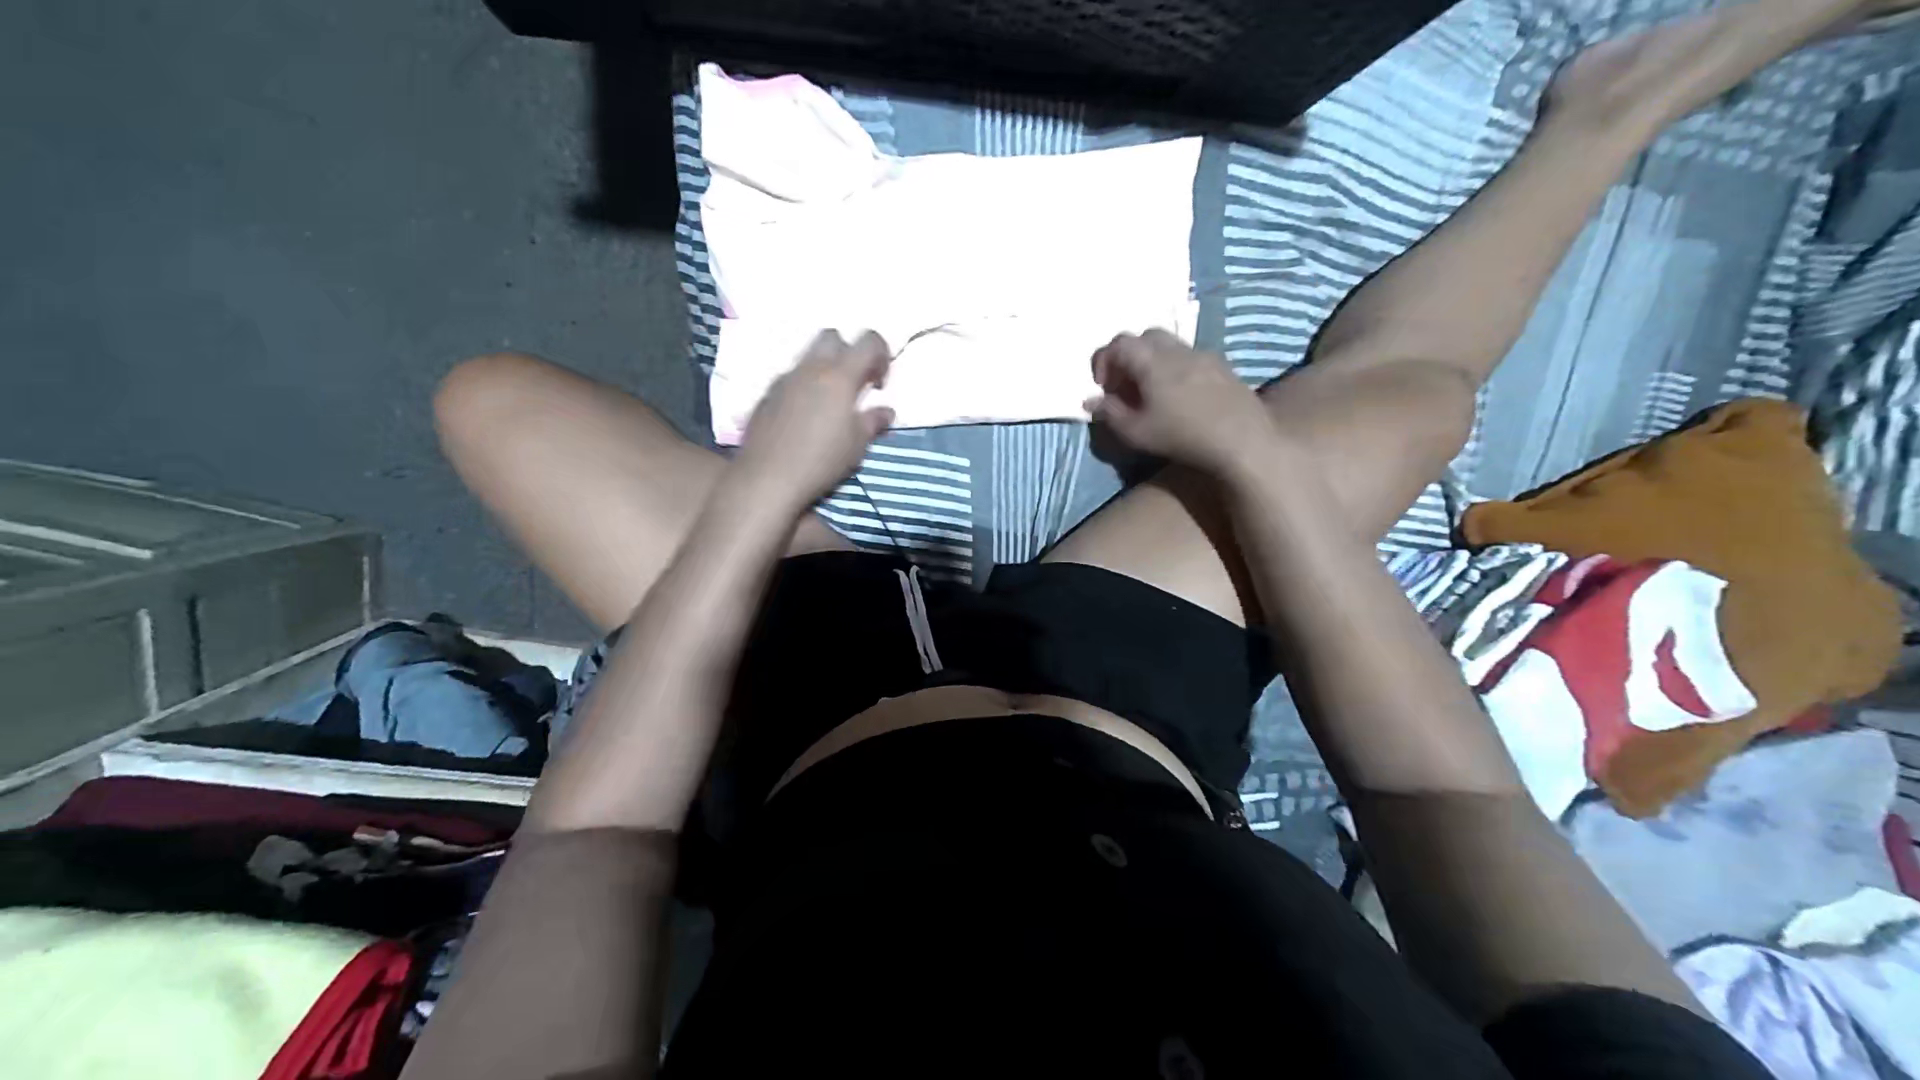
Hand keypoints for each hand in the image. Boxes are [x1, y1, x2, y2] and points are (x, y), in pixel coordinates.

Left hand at [734, 330, 894, 509]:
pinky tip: (805, 418)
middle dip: (848, 352)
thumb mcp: (857, 445)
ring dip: (825, 370)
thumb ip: (874, 421)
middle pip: (832, 337)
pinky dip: (804, 387)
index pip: (868, 340)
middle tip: (855, 385)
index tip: (879, 383)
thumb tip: (886, 411)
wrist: (767, 477)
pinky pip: (790, 379)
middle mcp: (810, 368)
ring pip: (808, 357)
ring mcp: (784, 379)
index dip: (881, 353)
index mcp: (839, 376)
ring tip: (830, 404)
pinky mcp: (766, 395)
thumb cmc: (821, 461)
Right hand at [1086, 330, 1274, 477]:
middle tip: (1124, 386)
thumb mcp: (1135, 432)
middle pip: (1145, 338)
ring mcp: (1203, 355)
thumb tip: (1091, 401)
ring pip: (1169, 345)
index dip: (1104, 361)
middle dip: (1128, 357)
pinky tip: (1178, 397)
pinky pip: (1189, 358)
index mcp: (1152, 360)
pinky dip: (1174, 369)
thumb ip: (1109, 413)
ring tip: (1150, 393)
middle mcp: (1177, 349)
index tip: (1103, 387)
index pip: (1119, 343)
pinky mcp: (1222, 367)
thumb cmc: (1182, 436)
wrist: (1243, 439)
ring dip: (1152, 362)